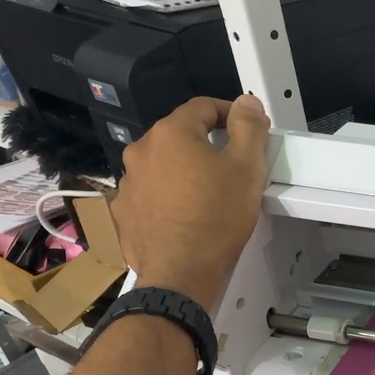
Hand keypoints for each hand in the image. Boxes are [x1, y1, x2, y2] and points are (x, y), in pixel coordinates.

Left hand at [109, 94, 269, 311]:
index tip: (250, 130)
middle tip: (234, 166)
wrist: (180, 272)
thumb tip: (247, 102)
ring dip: (186, 170)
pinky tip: (187, 214)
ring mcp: (128, 181)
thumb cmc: (218, 216)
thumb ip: (249, 128)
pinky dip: (169, 195)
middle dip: (208, 144)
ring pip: (164, 164)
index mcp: (172, 133)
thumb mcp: (247, 168)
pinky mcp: (124, 210)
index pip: (203, 107)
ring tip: (211, 194)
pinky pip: (151, 192)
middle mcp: (142, 150)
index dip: (231, 113)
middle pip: (180, 135)